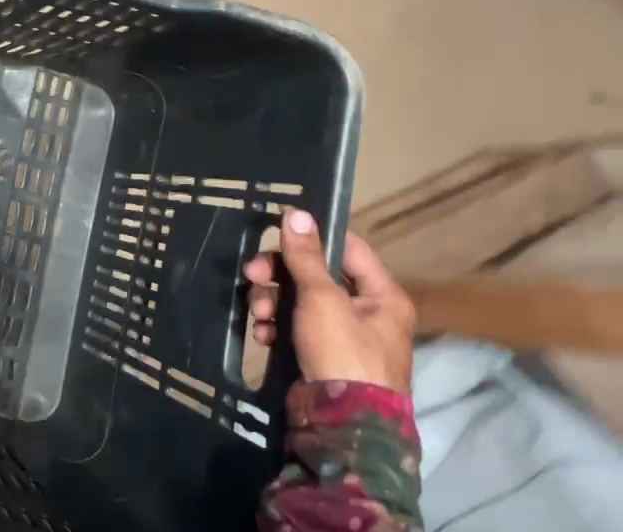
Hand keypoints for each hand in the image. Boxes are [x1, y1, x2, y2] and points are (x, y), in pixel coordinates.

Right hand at [244, 208, 415, 392]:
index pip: (347, 247)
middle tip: (251, 275)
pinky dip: (273, 325)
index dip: (312, 236)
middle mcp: (365, 310)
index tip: (274, 231)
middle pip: (313, 273)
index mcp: (381, 295)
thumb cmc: (342, 352)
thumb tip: (296, 213)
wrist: (343, 419)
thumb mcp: (321, 299)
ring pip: (296, 298)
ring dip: (269, 301)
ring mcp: (341, 332)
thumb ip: (305, 256)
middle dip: (277, 275)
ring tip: (258, 316)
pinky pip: (291, 323)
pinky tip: (263, 334)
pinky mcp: (319, 350)